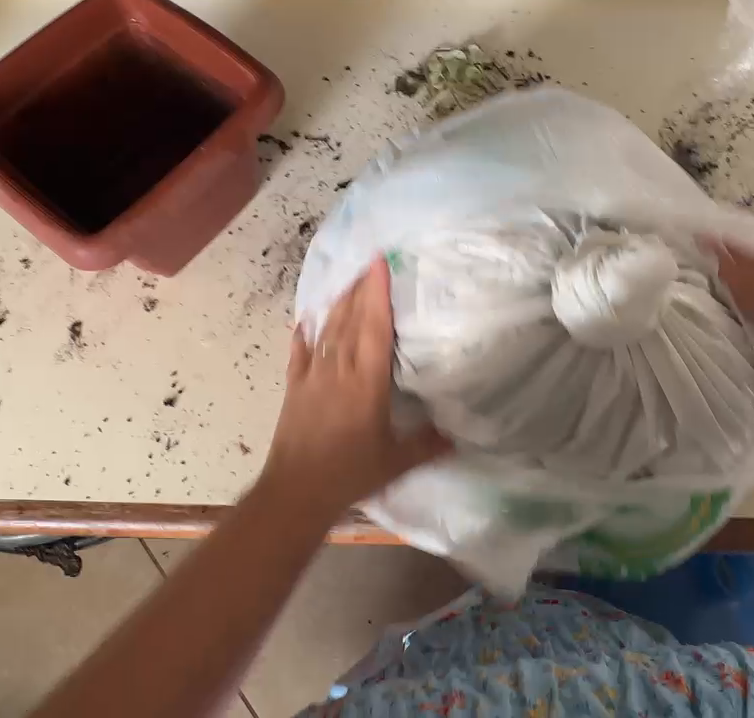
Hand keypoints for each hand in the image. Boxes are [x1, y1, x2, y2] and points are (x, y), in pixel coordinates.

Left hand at [256, 258, 450, 521]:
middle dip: (361, 288)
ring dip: (338, 303)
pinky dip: (304, 334)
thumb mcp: (397, 461)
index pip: (375, 325)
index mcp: (366, 379)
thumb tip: (459, 432)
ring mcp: (312, 374)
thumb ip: (429, 443)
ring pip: (327, 329)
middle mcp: (338, 367)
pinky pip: (299, 352)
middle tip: (371, 263)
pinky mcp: (294, 387)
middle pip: (351, 318)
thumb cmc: (349, 473)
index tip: (381, 262)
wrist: (296, 491)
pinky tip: (306, 320)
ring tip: (349, 282)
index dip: (378, 291)